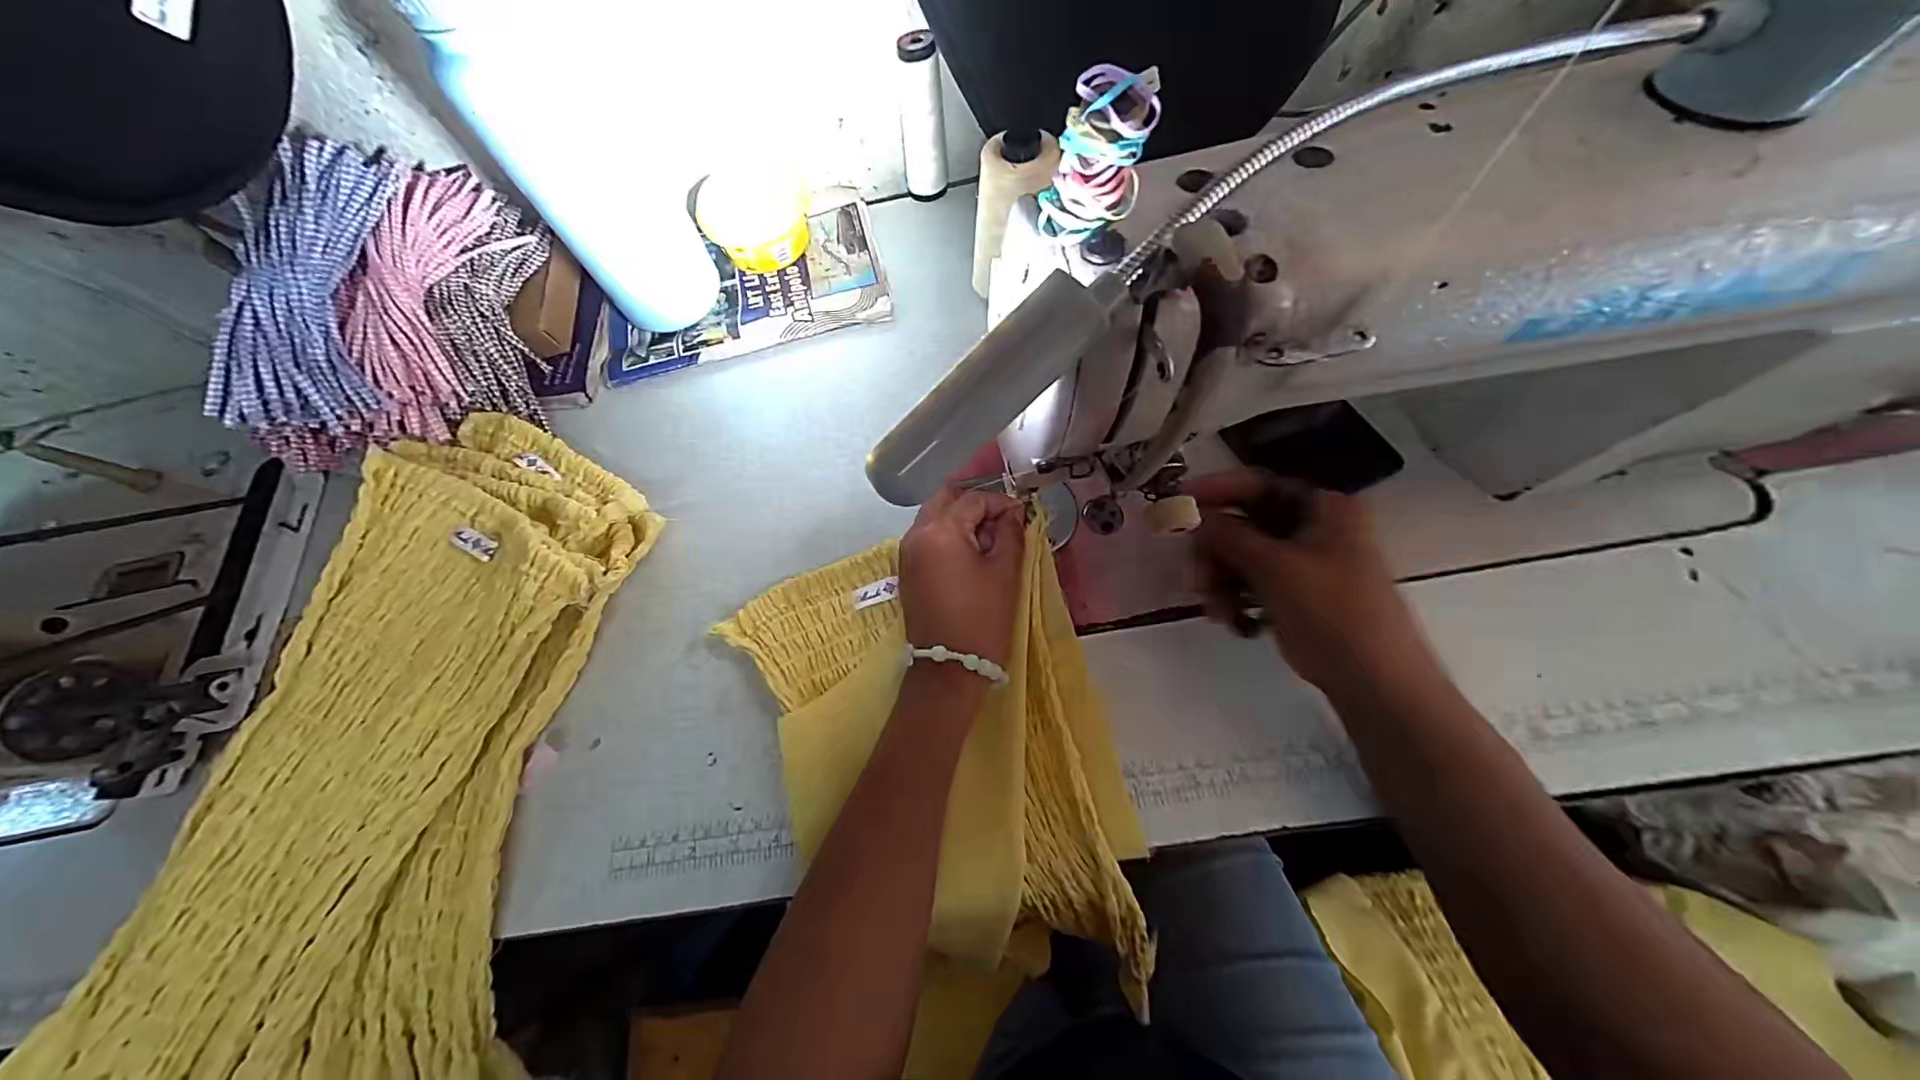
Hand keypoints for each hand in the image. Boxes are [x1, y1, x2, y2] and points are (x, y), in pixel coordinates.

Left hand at [898, 486, 1025, 670]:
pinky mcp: (907, 571)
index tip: (1021, 515)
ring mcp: (907, 553)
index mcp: (940, 530)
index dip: (1000, 502)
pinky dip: (948, 535)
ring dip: (960, 518)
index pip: (972, 499)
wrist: (949, 669)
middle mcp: (916, 534)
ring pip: (934, 517)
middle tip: (1002, 516)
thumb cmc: (982, 618)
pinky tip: (972, 551)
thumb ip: (1010, 534)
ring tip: (990, 536)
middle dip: (974, 502)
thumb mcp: (1004, 572)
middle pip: (945, 500)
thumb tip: (1012, 514)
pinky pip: (927, 538)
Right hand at [1188, 470, 1437, 691]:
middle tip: (1198, 578)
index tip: (1178, 501)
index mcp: (1321, 508)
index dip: (1215, 489)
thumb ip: (1228, 535)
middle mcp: (1310, 528)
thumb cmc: (1333, 612)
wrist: (1374, 678)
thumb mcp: (1276, 568)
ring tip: (1218, 612)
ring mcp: (1300, 562)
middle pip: (1242, 524)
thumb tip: (1193, 514)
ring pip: (1240, 557)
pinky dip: (1234, 598)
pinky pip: (1248, 583)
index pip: (1258, 485)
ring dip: (1220, 582)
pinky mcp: (1290, 593)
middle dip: (1214, 553)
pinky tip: (1234, 621)